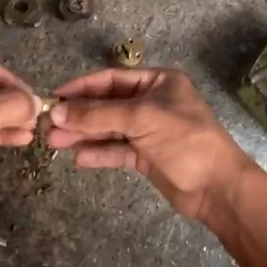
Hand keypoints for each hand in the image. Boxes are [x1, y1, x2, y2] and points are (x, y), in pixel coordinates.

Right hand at [46, 68, 254, 225]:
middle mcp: (152, 103)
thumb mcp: (141, 119)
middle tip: (49, 126)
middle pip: (107, 105)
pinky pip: (117, 150)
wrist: (218, 187)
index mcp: (158, 82)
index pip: (111, 79)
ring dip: (83, 135)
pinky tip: (78, 158)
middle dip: (79, 116)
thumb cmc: (185, 141)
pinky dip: (98, 153)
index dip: (81, 88)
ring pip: (109, 129)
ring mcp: (149, 131)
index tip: (54, 98)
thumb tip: (59, 112)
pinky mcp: (147, 157)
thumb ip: (98, 114)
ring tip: (54, 143)